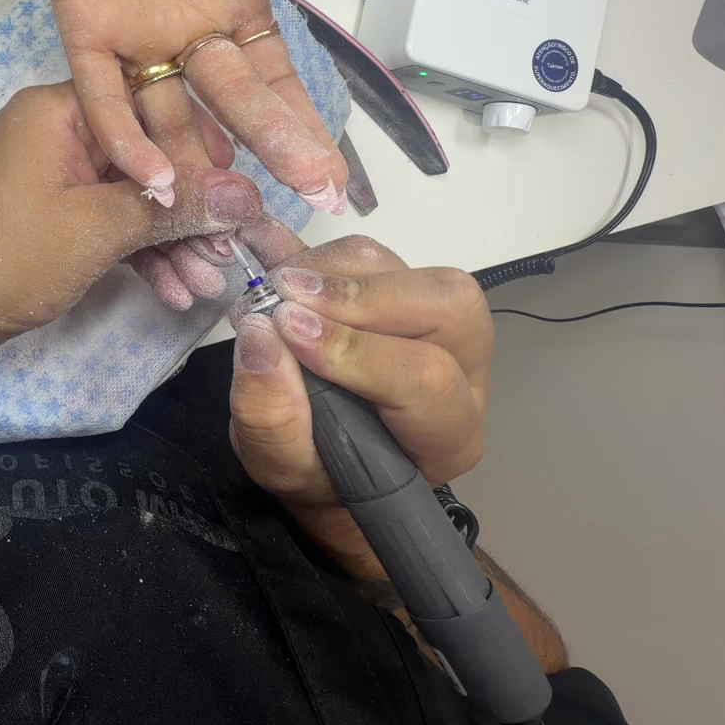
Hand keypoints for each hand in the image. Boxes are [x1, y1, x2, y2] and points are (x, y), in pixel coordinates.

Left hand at [0, 83, 266, 354]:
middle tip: (233, 249)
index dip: (202, 148)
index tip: (244, 189)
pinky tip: (174, 289)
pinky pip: (106, 219)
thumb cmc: (6, 258)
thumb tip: (248, 195)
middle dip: (189, 210)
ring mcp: (54, 173)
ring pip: (129, 195)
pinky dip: (137, 252)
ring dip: (169, 240)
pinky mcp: (52, 209)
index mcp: (58, 110)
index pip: (149, 107)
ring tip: (210, 283)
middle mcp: (57, 130)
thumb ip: (172, 207)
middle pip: (144, 158)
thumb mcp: (96, 231)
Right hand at [224, 234, 493, 578]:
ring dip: (337, 269)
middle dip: (359, 294)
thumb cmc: (311, 469)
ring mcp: (437, 326)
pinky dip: (324, 256)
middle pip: (448, 305)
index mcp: (444, 434)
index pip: (425, 378)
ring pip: (413, 269)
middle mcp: (462, 372)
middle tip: (286, 295)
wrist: (321, 454)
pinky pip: (376, 255)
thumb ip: (269, 414)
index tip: (285, 329)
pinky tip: (284, 274)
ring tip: (278, 287)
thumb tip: (262, 334)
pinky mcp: (400, 290)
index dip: (353, 348)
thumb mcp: (277, 464)